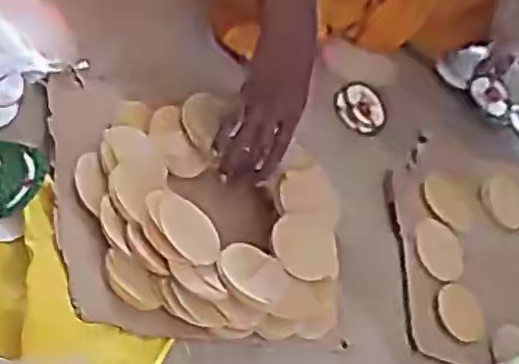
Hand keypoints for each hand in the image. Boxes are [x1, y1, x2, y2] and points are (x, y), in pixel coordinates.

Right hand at [219, 26, 312, 181]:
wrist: (289, 26)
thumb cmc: (301, 50)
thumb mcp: (301, 88)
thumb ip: (287, 111)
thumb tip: (272, 128)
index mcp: (294, 113)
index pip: (279, 149)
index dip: (268, 167)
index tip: (259, 181)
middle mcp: (277, 113)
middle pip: (259, 149)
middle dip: (245, 168)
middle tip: (233, 183)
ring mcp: (260, 103)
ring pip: (245, 138)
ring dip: (232, 157)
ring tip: (221, 171)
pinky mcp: (246, 92)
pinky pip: (235, 119)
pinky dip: (225, 133)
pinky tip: (217, 144)